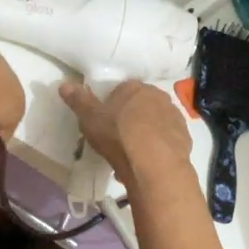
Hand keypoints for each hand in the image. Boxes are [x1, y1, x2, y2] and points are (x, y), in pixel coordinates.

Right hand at [60, 80, 193, 191]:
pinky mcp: (184, 136)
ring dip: (145, 131)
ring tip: (130, 152)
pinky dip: (157, 146)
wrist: (154, 164)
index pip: (121, 89)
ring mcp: (174, 116)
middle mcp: (158, 96)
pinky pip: (166, 138)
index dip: (111, 104)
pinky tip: (145, 160)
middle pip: (140, 103)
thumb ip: (78, 101)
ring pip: (155, 120)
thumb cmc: (118, 136)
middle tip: (116, 136)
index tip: (104, 120)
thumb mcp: (90, 119)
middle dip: (131, 116)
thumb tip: (64, 84)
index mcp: (134, 88)